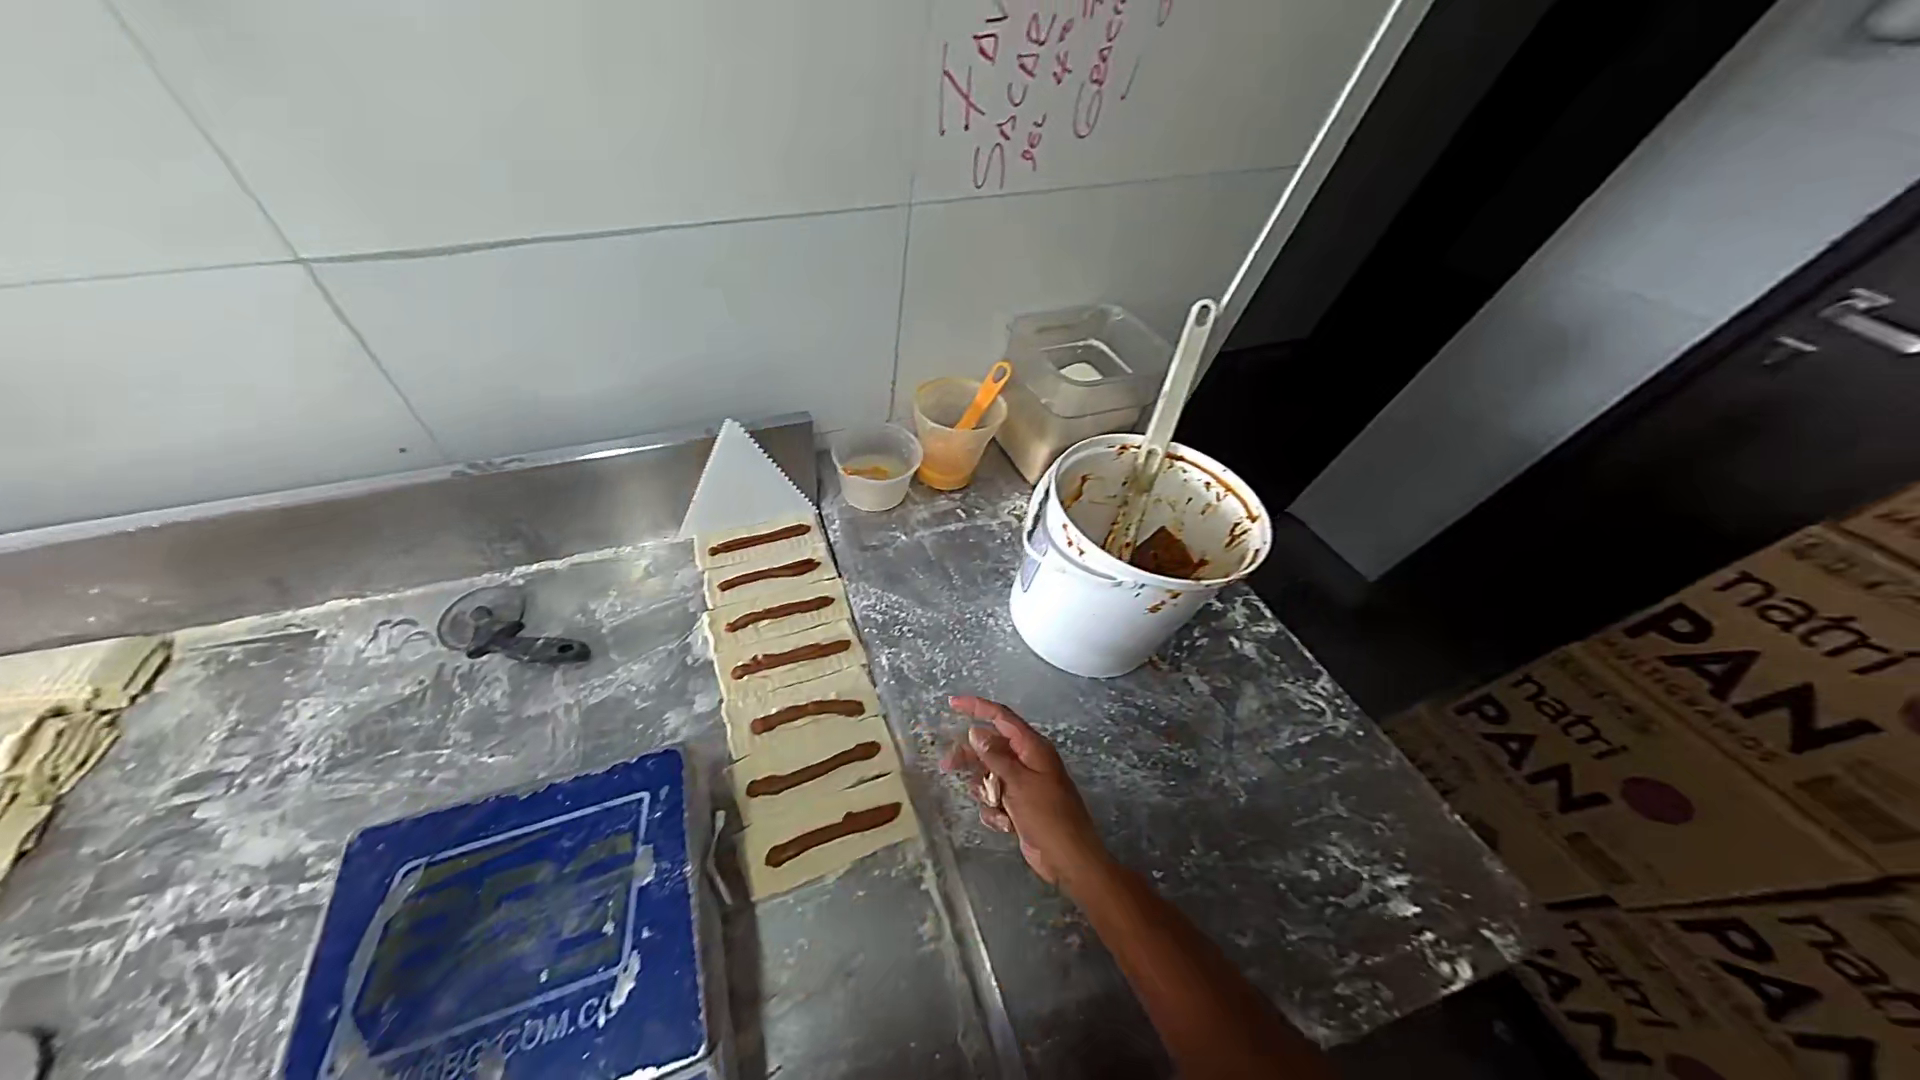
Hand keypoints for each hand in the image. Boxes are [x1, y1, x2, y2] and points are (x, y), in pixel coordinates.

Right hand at [941, 696, 1108, 887]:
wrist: (1068, 859)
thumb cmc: (1047, 816)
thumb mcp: (1019, 783)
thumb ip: (995, 756)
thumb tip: (975, 731)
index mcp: (1032, 748)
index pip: (1001, 718)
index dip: (977, 707)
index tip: (952, 703)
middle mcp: (1027, 761)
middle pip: (990, 747)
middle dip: (970, 758)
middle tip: (946, 766)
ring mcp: (1023, 784)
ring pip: (989, 775)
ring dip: (986, 790)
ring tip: (994, 805)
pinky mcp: (1018, 805)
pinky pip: (995, 799)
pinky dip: (995, 811)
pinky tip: (1004, 823)